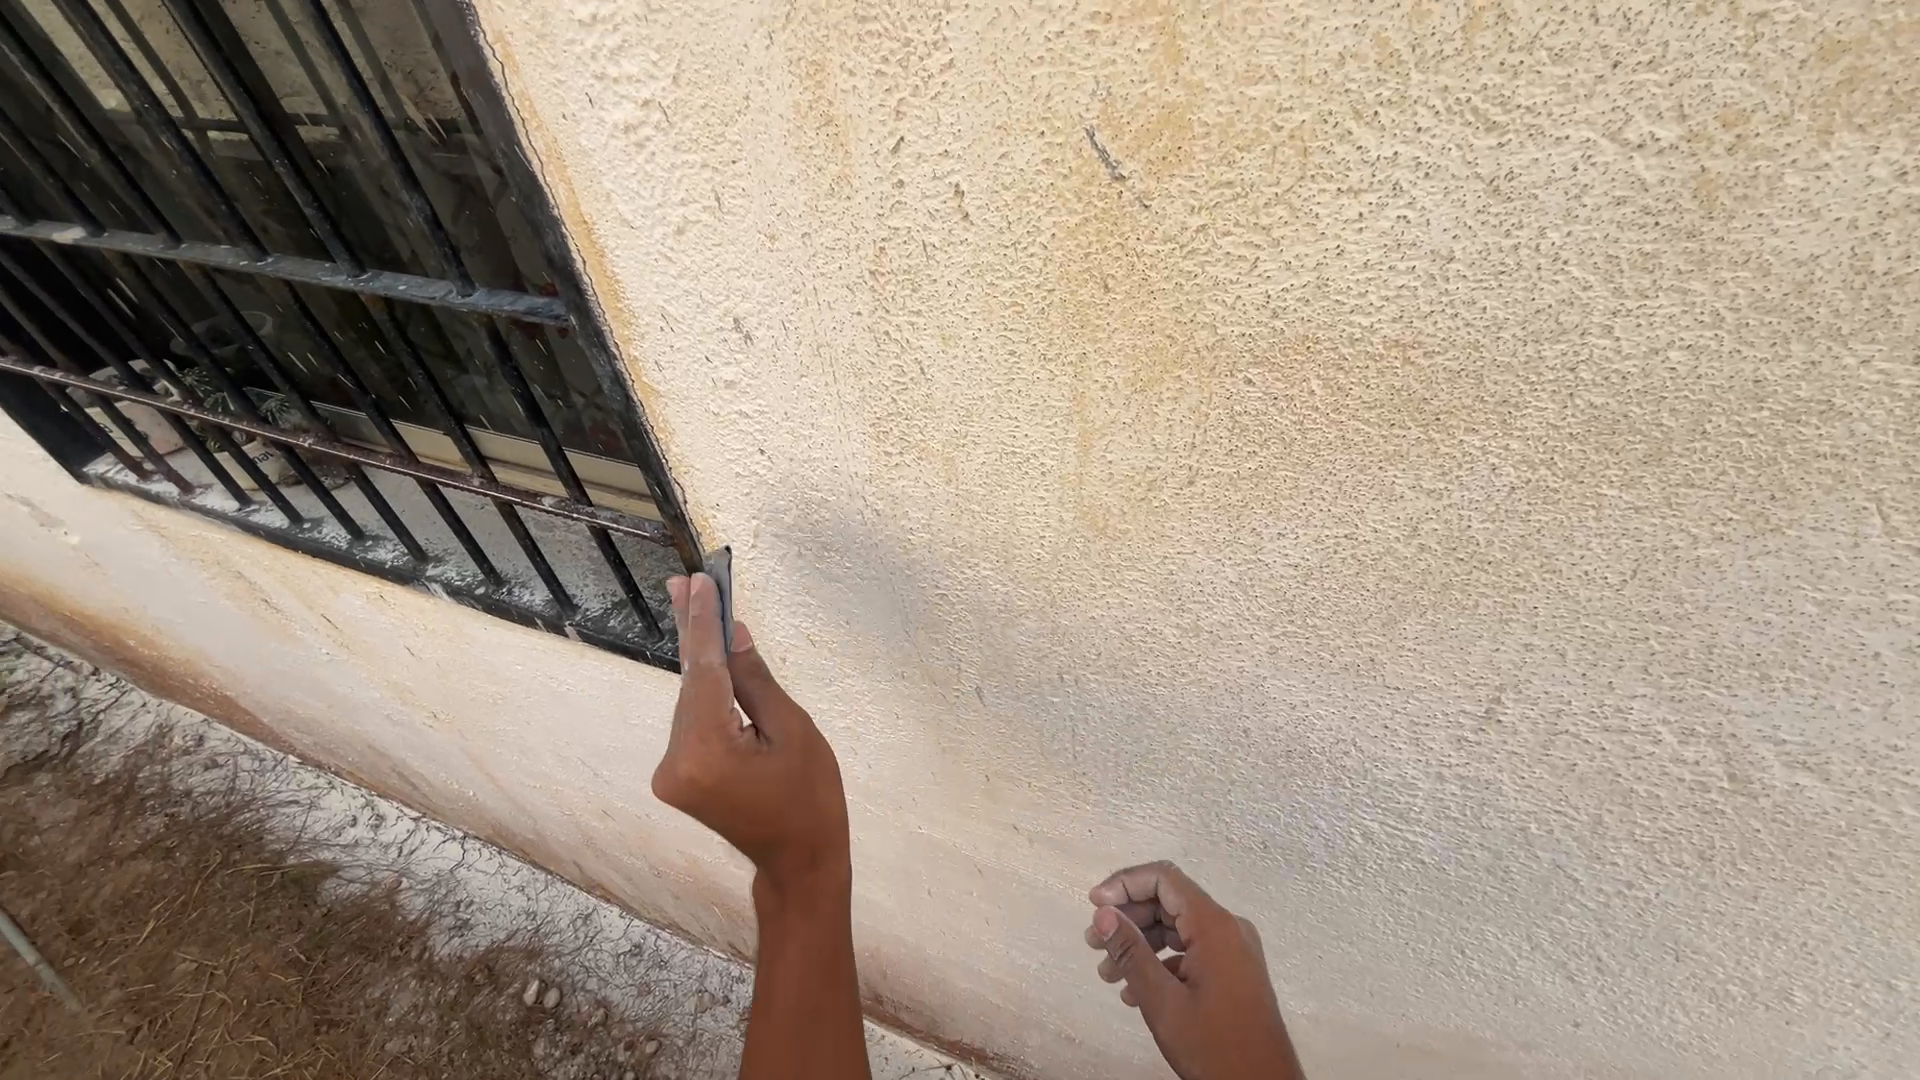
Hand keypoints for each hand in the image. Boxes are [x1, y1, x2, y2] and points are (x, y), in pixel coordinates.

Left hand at [652, 573, 848, 893]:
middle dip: (692, 631)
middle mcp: (674, 761)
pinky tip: (708, 656)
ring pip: (691, 700)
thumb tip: (732, 634)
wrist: (799, 860)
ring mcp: (671, 772)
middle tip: (683, 581)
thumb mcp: (794, 729)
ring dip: (700, 657)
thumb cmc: (811, 796)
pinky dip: (705, 688)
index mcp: (705, 752)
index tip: (699, 583)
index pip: (704, 673)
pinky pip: (694, 719)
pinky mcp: (677, 776)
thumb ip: (754, 680)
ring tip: (697, 604)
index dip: (703, 624)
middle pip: (690, 683)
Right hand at [1085, 861, 1304, 1079]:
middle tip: (1093, 942)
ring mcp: (1233, 949)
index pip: (1163, 878)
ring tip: (1107, 972)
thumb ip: (1131, 951)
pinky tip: (1134, 991)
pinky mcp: (1233, 971)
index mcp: (1214, 924)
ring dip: (1139, 943)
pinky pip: (1190, 950)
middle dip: (1127, 918)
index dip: (1124, 884)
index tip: (1094, 906)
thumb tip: (1102, 913)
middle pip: (1167, 901)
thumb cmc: (1215, 1047)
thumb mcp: (1163, 1001)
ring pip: (1176, 927)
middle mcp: (1227, 927)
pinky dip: (1160, 961)